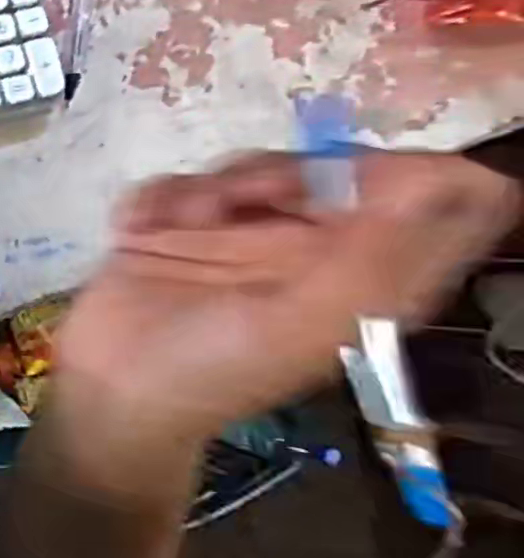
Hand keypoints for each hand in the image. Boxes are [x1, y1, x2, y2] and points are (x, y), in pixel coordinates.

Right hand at [54, 150, 518, 449]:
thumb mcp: (308, 322)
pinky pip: (167, 186)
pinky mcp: (166, 234)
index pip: (440, 192)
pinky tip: (135, 229)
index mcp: (368, 268)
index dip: (402, 172)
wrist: (116, 389)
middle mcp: (306, 245)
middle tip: (237, 199)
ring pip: (242, 168)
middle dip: (280, 172)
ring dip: (203, 186)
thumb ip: (375, 253)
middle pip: (328, 167)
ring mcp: (229, 237)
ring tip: (173, 223)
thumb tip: (434, 173)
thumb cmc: (216, 368)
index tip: (338, 187)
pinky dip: (148, 200)